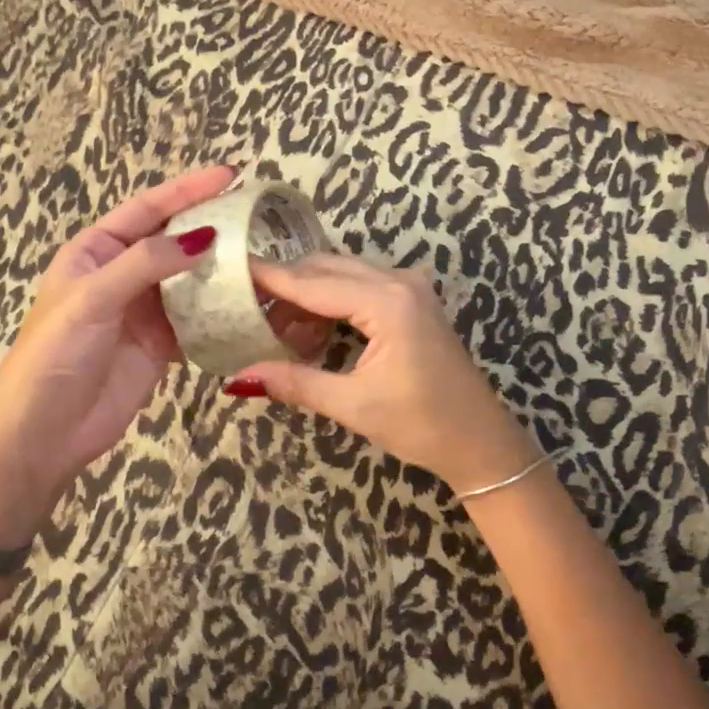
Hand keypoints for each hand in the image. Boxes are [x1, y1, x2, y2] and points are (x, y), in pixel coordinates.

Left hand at [0, 166, 233, 543]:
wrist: (43, 435)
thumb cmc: (54, 355)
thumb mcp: (92, 299)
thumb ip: (146, 263)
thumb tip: (204, 236)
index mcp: (95, 251)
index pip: (147, 209)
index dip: (187, 190)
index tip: (230, 176)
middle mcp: (122, 273)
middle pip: (174, 239)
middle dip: (212, 225)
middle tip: (260, 214)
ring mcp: (144, 309)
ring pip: (190, 278)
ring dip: (222, 268)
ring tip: (266, 255)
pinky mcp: (161, 343)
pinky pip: (197, 318)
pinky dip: (221, 311)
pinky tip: (251, 303)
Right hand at [232, 254, 539, 492]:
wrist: (480, 441)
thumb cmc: (422, 424)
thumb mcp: (354, 406)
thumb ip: (297, 382)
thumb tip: (240, 376)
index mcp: (386, 302)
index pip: (312, 282)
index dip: (268, 278)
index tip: (228, 269)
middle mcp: (398, 281)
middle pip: (325, 268)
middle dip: (284, 285)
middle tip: (241, 305)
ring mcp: (409, 287)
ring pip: (342, 274)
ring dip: (306, 294)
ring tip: (270, 325)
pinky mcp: (411, 300)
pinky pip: (359, 286)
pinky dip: (330, 301)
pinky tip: (307, 329)